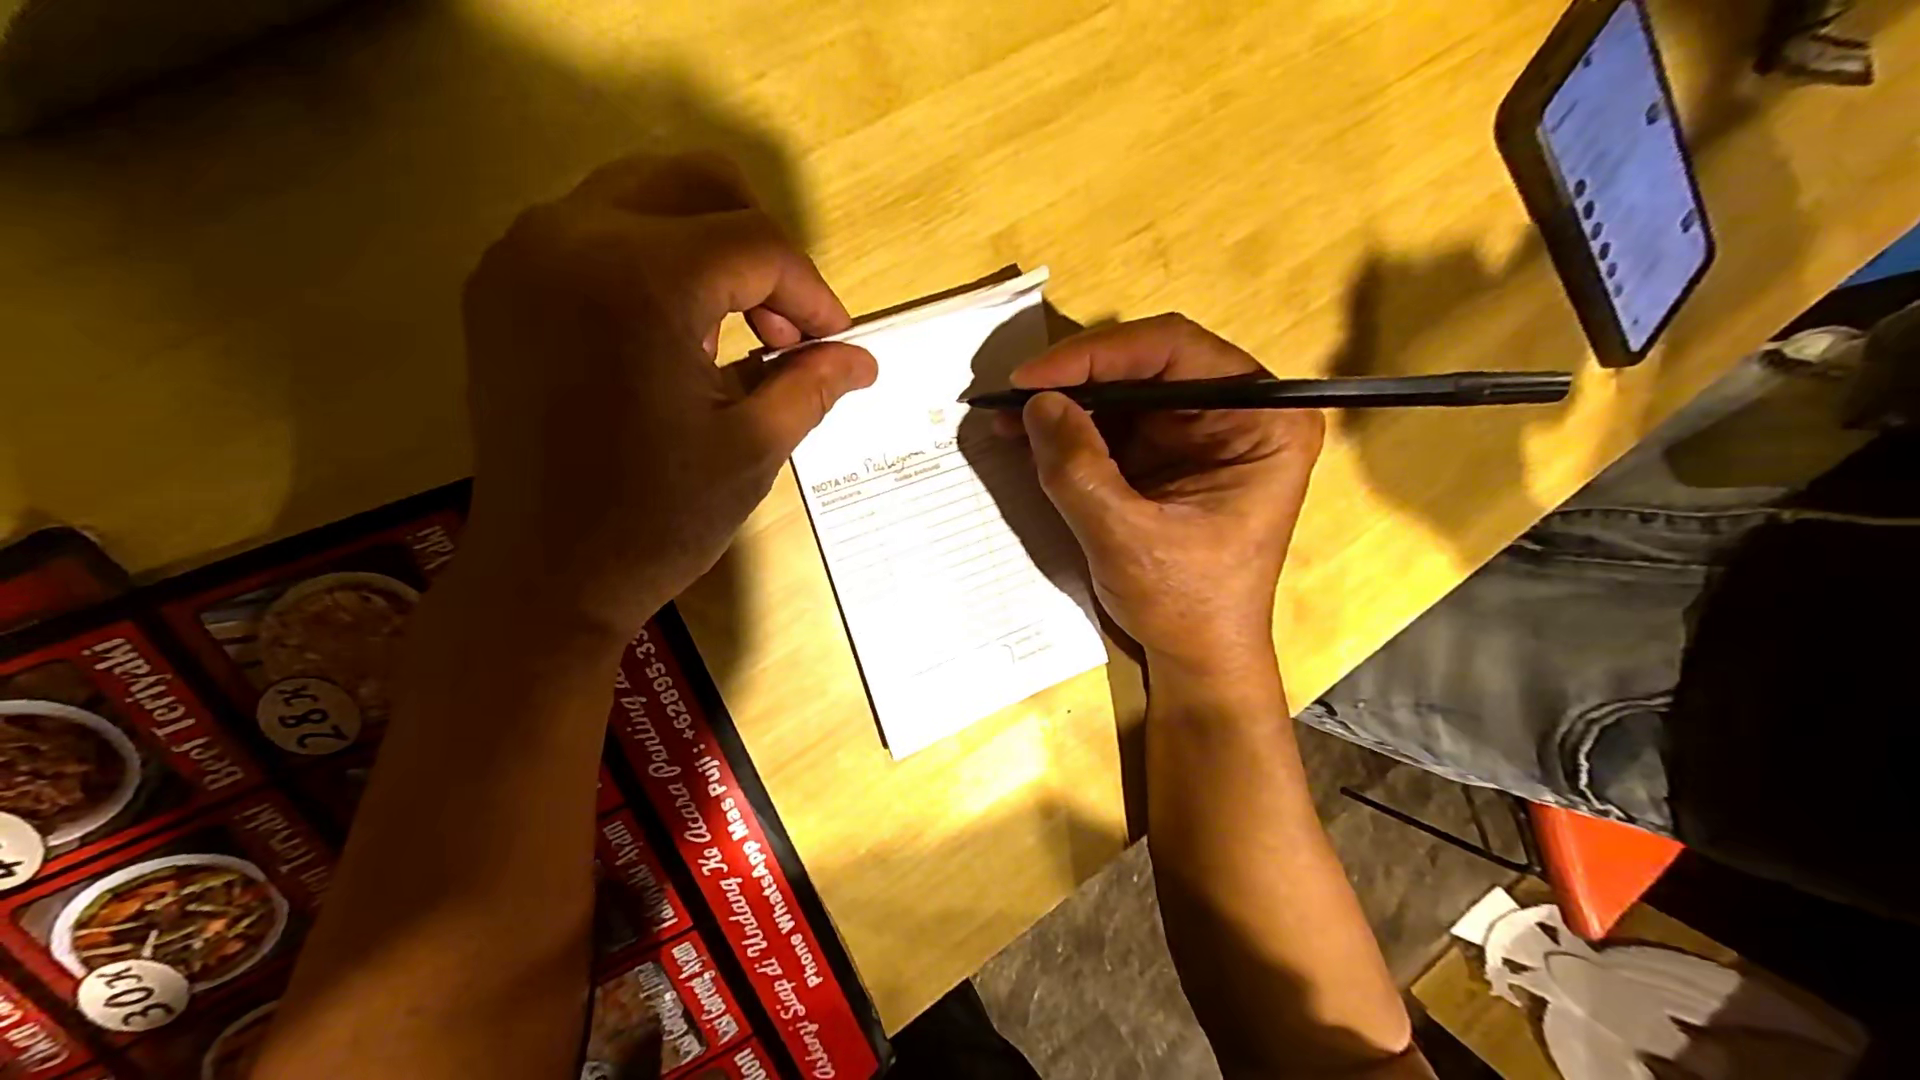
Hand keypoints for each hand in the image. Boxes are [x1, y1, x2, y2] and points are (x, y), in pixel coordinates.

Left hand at [458, 153, 875, 636]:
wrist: (545, 575)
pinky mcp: (504, 285)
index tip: (836, 343)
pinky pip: (597, 231)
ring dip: (709, 247)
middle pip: (698, 182)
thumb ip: (813, 383)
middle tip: (787, 324)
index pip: (757, 244)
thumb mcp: (755, 448)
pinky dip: (655, 259)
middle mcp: (571, 239)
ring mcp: (524, 256)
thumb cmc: (658, 519)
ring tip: (736, 329)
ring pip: (644, 194)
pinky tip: (676, 332)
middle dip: (762, 247)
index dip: (812, 293)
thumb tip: (861, 358)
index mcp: (640, 281)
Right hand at [1007, 315, 1322, 671]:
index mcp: (1259, 421)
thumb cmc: (1184, 604)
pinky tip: (1028, 438)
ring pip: (1122, 393)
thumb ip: (1079, 468)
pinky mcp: (1165, 456)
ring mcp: (1197, 434)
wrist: (1195, 656)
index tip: (1032, 379)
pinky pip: (1112, 426)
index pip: (1176, 351)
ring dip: (1065, 403)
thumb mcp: (1126, 537)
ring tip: (1007, 419)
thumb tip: (1036, 404)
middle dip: (1075, 380)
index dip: (1097, 355)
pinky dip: (1069, 430)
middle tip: (1013, 397)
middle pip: (1146, 365)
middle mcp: (1234, 413)